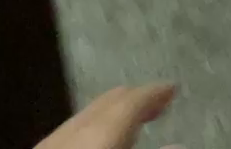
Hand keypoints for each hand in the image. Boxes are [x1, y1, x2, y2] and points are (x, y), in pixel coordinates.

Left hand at [36, 83, 179, 148]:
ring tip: (131, 122)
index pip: (132, 98)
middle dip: (135, 97)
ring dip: (112, 114)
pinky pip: (72, 131)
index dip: (156, 91)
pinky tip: (95, 141)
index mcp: (100, 128)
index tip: (173, 87)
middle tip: (157, 100)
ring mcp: (49, 140)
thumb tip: (180, 142)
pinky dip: (92, 128)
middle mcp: (74, 125)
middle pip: (108, 101)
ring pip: (86, 115)